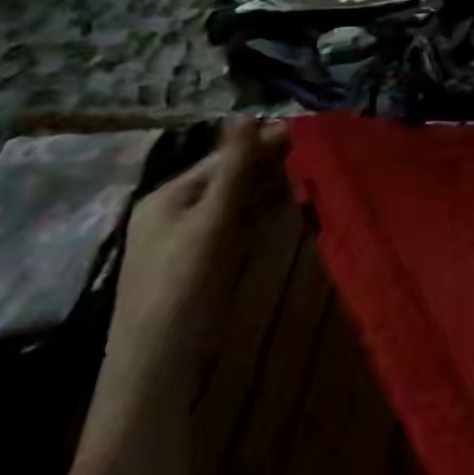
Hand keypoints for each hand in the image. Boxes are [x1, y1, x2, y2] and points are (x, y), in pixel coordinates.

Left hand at [72, 117, 282, 474]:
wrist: (159, 361)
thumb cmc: (183, 283)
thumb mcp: (212, 219)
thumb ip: (234, 168)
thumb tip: (247, 113)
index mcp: (167, 196)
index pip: (223, 157)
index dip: (261, 143)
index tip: (306, 132)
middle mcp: (173, 211)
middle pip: (228, 176)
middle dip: (268, 164)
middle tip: (314, 153)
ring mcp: (187, 237)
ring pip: (235, 199)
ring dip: (268, 187)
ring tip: (309, 175)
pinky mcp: (202, 260)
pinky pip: (235, 222)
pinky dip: (260, 211)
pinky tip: (287, 206)